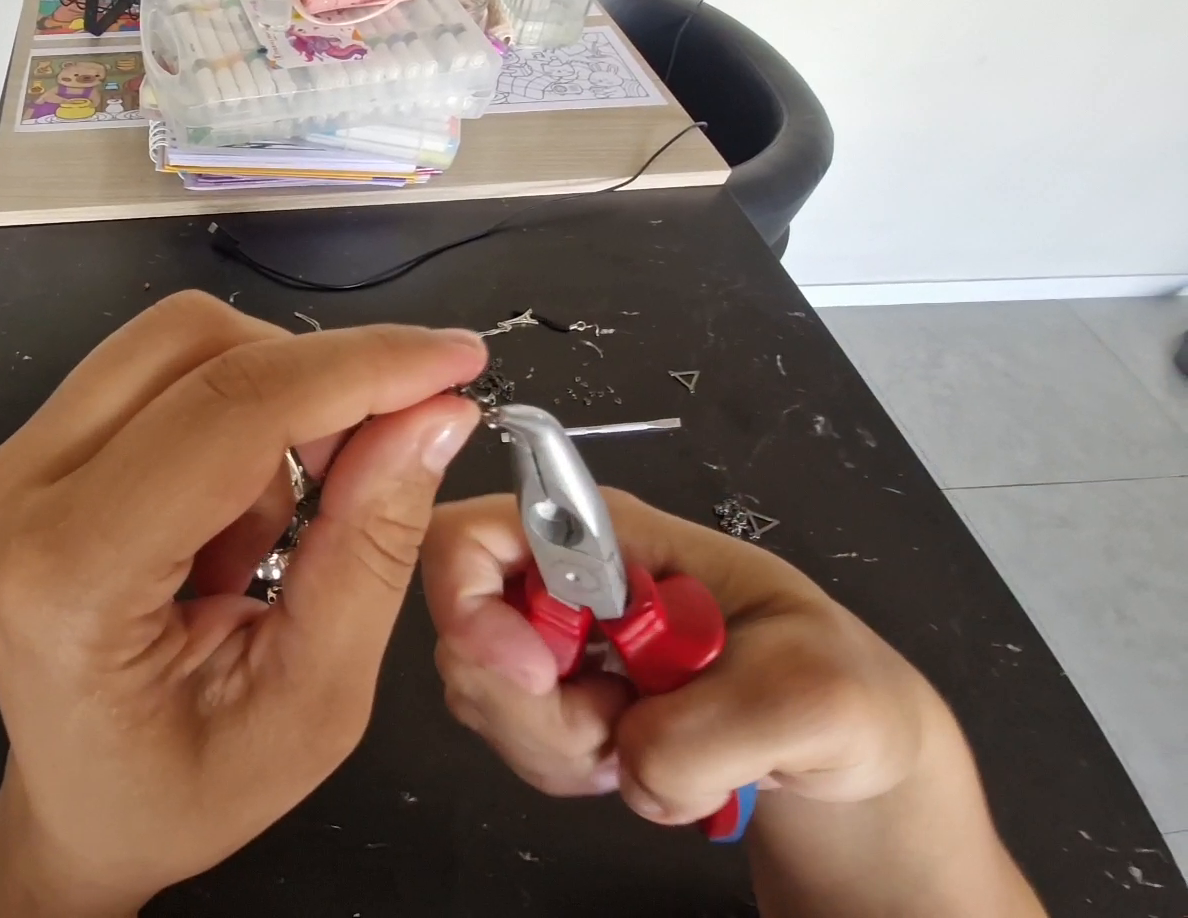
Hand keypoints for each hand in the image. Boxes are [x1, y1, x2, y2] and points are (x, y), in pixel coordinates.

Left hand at [0, 292, 485, 916]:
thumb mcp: (310, 700)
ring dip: (270, 401)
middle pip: (193, 342)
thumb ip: (371, 547)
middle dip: (315, 377)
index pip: (230, 412)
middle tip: (378, 450)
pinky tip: (232, 512)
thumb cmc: (183, 788)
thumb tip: (431, 416)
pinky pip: (155, 374)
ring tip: (285, 520)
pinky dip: (230, 416)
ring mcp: (8, 463)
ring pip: (175, 343)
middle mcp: (15, 493)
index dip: (359, 368)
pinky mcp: (26, 450)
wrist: (78, 803)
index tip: (453, 360)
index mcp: (68, 575)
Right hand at [423, 488, 931, 818]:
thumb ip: (712, 728)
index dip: (468, 603)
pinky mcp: (542, 688)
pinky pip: (505, 735)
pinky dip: (558, 766)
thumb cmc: (838, 690)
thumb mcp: (817, 698)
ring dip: (554, 745)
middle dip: (530, 707)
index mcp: (602, 535)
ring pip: (478, 691)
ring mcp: (542, 633)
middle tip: (617, 730)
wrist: (837, 752)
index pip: (467, 534)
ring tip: (645, 745)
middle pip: (462, 631)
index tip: (538, 677)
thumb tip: (626, 754)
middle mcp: (552, 573)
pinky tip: (625, 757)